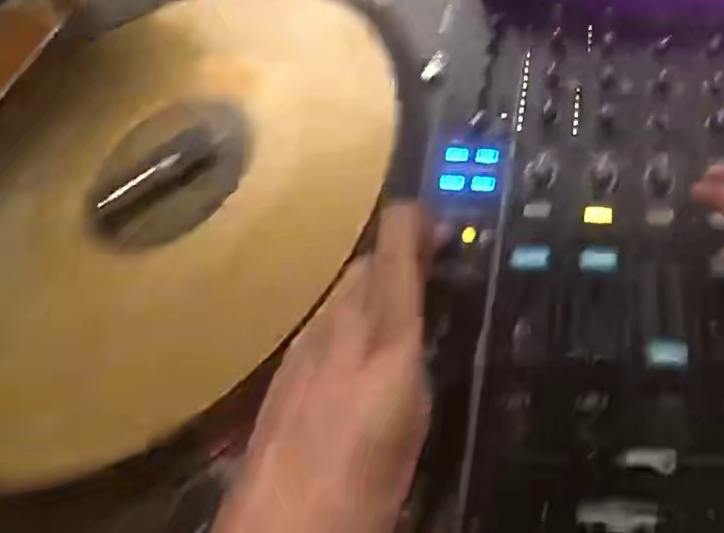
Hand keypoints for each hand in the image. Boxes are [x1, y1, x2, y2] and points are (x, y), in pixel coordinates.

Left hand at [215, 203, 432, 532]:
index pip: (396, 239)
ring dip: (376, 283)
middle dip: (403, 253)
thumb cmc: (365, 480)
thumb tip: (424, 325)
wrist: (282, 524)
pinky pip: (327, 314)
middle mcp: (341, 319)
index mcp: (383, 330)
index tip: (441, 225)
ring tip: (401, 309)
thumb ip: (420, 353)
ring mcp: (308, 336)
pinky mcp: (287, 359)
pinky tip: (359, 348)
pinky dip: (351, 313)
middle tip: (431, 270)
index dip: (419, 220)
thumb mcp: (416, 415)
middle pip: (371, 257)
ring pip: (347, 284)